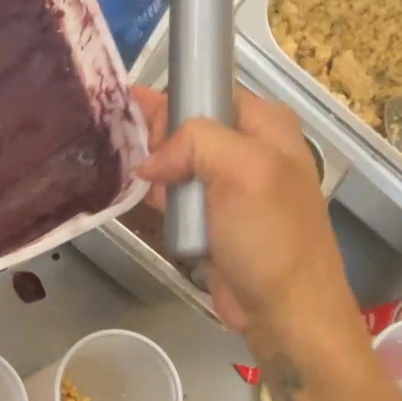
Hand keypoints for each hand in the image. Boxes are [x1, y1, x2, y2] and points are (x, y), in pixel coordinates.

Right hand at [133, 87, 401, 400]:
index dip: (168, 100)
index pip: (207, 91)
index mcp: (264, 126)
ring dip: (150, 168)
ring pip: (176, 162)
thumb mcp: (242, 172)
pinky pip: (176, 197)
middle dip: (152, 134)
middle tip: (119, 147)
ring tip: (116, 168)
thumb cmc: (271, 238)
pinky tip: (139, 201)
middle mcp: (247, 150)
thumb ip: (196, 142)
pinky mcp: (211, 220)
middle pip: (185, 126)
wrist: (284, 309)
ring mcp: (228, 187)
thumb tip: (148, 161)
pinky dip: (157, 198)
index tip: (126, 112)